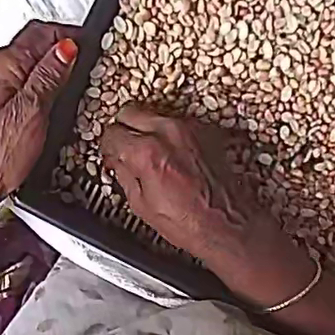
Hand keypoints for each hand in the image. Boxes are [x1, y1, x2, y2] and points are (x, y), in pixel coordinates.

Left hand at [0, 21, 80, 222]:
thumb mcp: (32, 110)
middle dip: (63, 45)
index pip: (41, 32)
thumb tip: (67, 47)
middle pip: (36, 45)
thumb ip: (50, 76)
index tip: (92, 43)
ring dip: (56, 65)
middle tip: (89, 53)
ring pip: (33, 65)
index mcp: (5, 65)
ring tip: (79, 72)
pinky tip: (58, 96)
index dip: (69, 34)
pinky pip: (29, 85)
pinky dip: (48, 85)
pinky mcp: (3, 110)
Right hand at [98, 106, 313, 306]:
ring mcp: (188, 128)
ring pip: (153, 114)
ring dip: (146, 130)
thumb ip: (123, 174)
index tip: (110, 154)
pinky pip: (175, 122)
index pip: (112, 133)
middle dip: (123, 129)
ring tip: (148, 155)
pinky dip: (167, 134)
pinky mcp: (204, 130)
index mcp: (147, 152)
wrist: (226, 222)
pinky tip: (169, 156)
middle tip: (124, 149)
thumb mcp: (142, 204)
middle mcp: (168, 132)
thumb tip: (116, 162)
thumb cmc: (190, 221)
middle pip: (129, 112)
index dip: (108, 147)